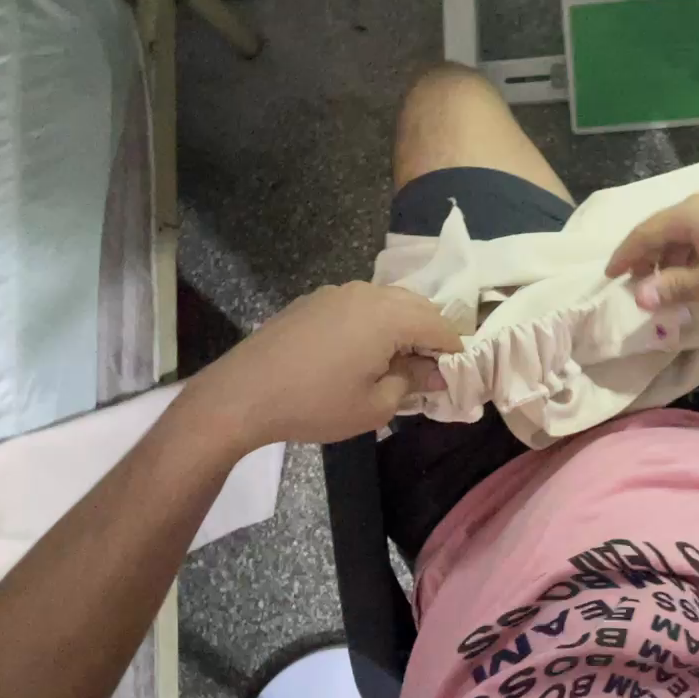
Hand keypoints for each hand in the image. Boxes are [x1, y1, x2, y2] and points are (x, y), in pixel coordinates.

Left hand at [188, 282, 461, 448]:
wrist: (243, 394)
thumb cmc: (316, 404)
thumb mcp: (375, 406)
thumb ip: (412, 382)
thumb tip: (435, 372)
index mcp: (390, 315)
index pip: (440, 325)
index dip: (453, 350)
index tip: (455, 374)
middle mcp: (368, 293)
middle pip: (417, 305)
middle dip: (429, 334)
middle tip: (428, 369)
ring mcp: (338, 292)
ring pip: (387, 301)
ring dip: (401, 326)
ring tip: (396, 361)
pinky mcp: (314, 300)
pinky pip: (359, 305)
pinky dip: (373, 322)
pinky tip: (359, 352)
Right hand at [606, 191, 698, 309]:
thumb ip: (673, 288)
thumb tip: (638, 296)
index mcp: (689, 214)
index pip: (643, 233)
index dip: (624, 255)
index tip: (610, 276)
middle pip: (662, 230)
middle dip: (646, 259)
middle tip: (638, 286)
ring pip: (684, 232)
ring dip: (671, 259)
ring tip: (669, 287)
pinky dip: (691, 254)